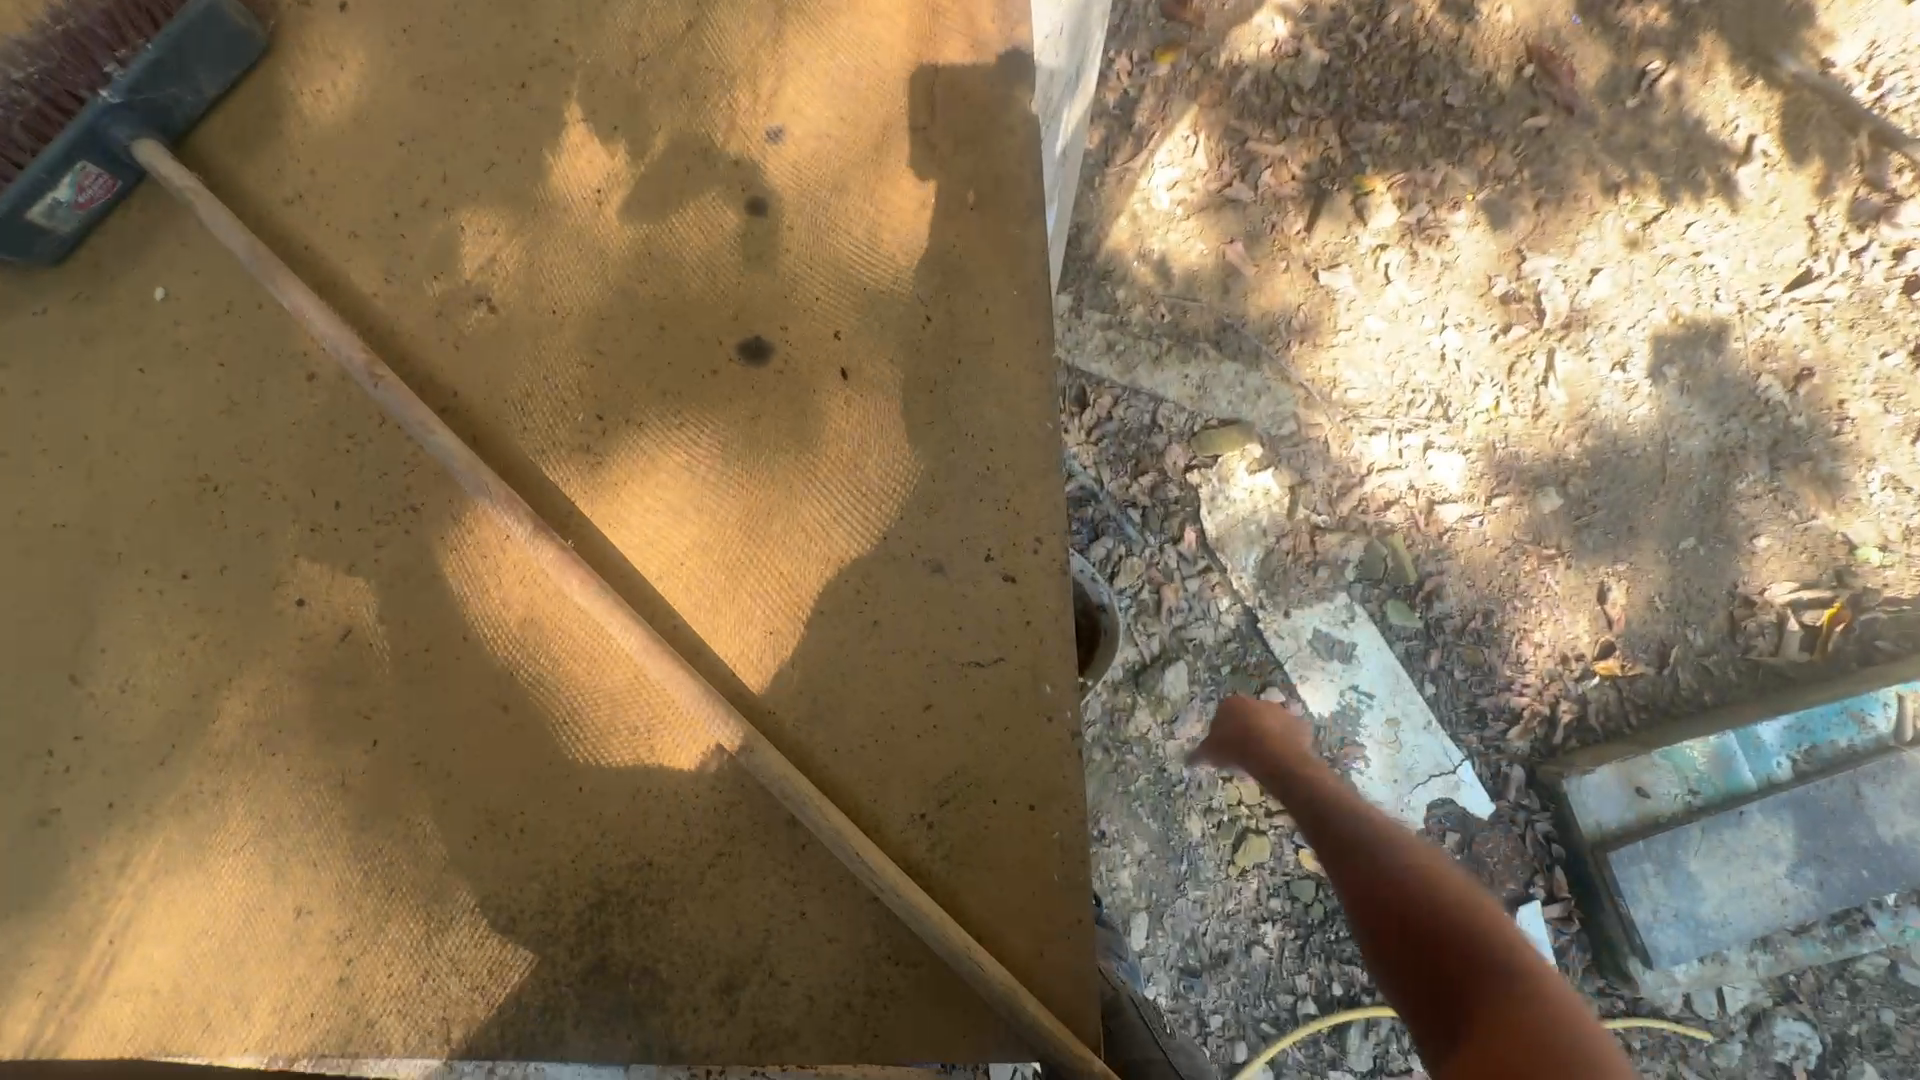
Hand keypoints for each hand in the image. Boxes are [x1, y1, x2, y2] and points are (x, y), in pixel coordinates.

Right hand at [1187, 695, 1314, 773]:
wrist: (1272, 754)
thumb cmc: (1235, 748)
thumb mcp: (1210, 753)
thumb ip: (1199, 754)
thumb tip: (1187, 760)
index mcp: (1231, 703)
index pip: (1223, 713)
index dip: (1223, 730)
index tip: (1224, 747)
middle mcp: (1256, 702)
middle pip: (1249, 716)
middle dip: (1247, 730)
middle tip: (1244, 753)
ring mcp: (1281, 711)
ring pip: (1272, 723)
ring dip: (1268, 735)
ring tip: (1264, 758)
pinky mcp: (1300, 724)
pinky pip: (1292, 734)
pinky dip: (1288, 743)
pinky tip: (1283, 758)